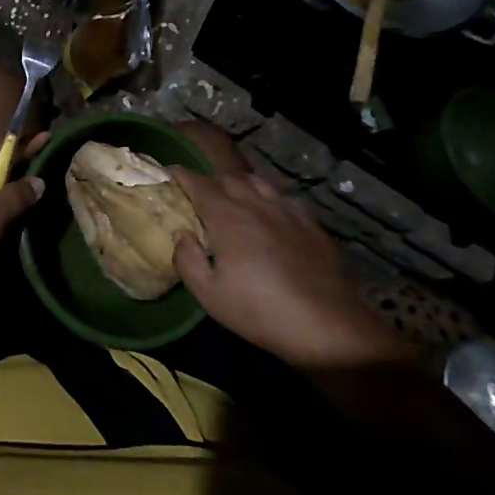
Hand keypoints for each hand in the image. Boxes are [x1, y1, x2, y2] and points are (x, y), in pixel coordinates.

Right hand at [171, 169, 413, 369]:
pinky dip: (266, 197)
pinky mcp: (309, 222)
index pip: (199, 184)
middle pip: (228, 178)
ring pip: (257, 182)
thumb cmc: (259, 311)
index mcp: (228, 217)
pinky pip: (281, 197)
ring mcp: (287, 210)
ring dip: (238, 184)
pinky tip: (268, 213)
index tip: (170, 174)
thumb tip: (181, 234)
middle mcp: (256, 204)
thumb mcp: (210, 295)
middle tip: (198, 194)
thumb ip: (188, 260)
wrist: (324, 321)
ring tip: (231, 197)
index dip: (182, 175)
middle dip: (209, 180)